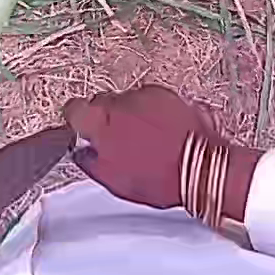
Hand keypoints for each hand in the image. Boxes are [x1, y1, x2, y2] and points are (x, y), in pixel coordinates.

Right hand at [61, 86, 216, 209]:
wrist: (201, 167)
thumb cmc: (159, 179)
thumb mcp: (114, 181)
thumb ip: (90, 162)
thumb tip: (81, 153)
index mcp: (100, 123)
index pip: (73, 109)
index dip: (76, 119)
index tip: (81, 127)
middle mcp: (119, 103)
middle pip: (99, 102)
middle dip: (104, 117)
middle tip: (117, 139)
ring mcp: (143, 95)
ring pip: (125, 100)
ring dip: (129, 114)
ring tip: (145, 137)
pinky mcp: (165, 93)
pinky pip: (148, 98)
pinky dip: (150, 109)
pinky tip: (160, 130)